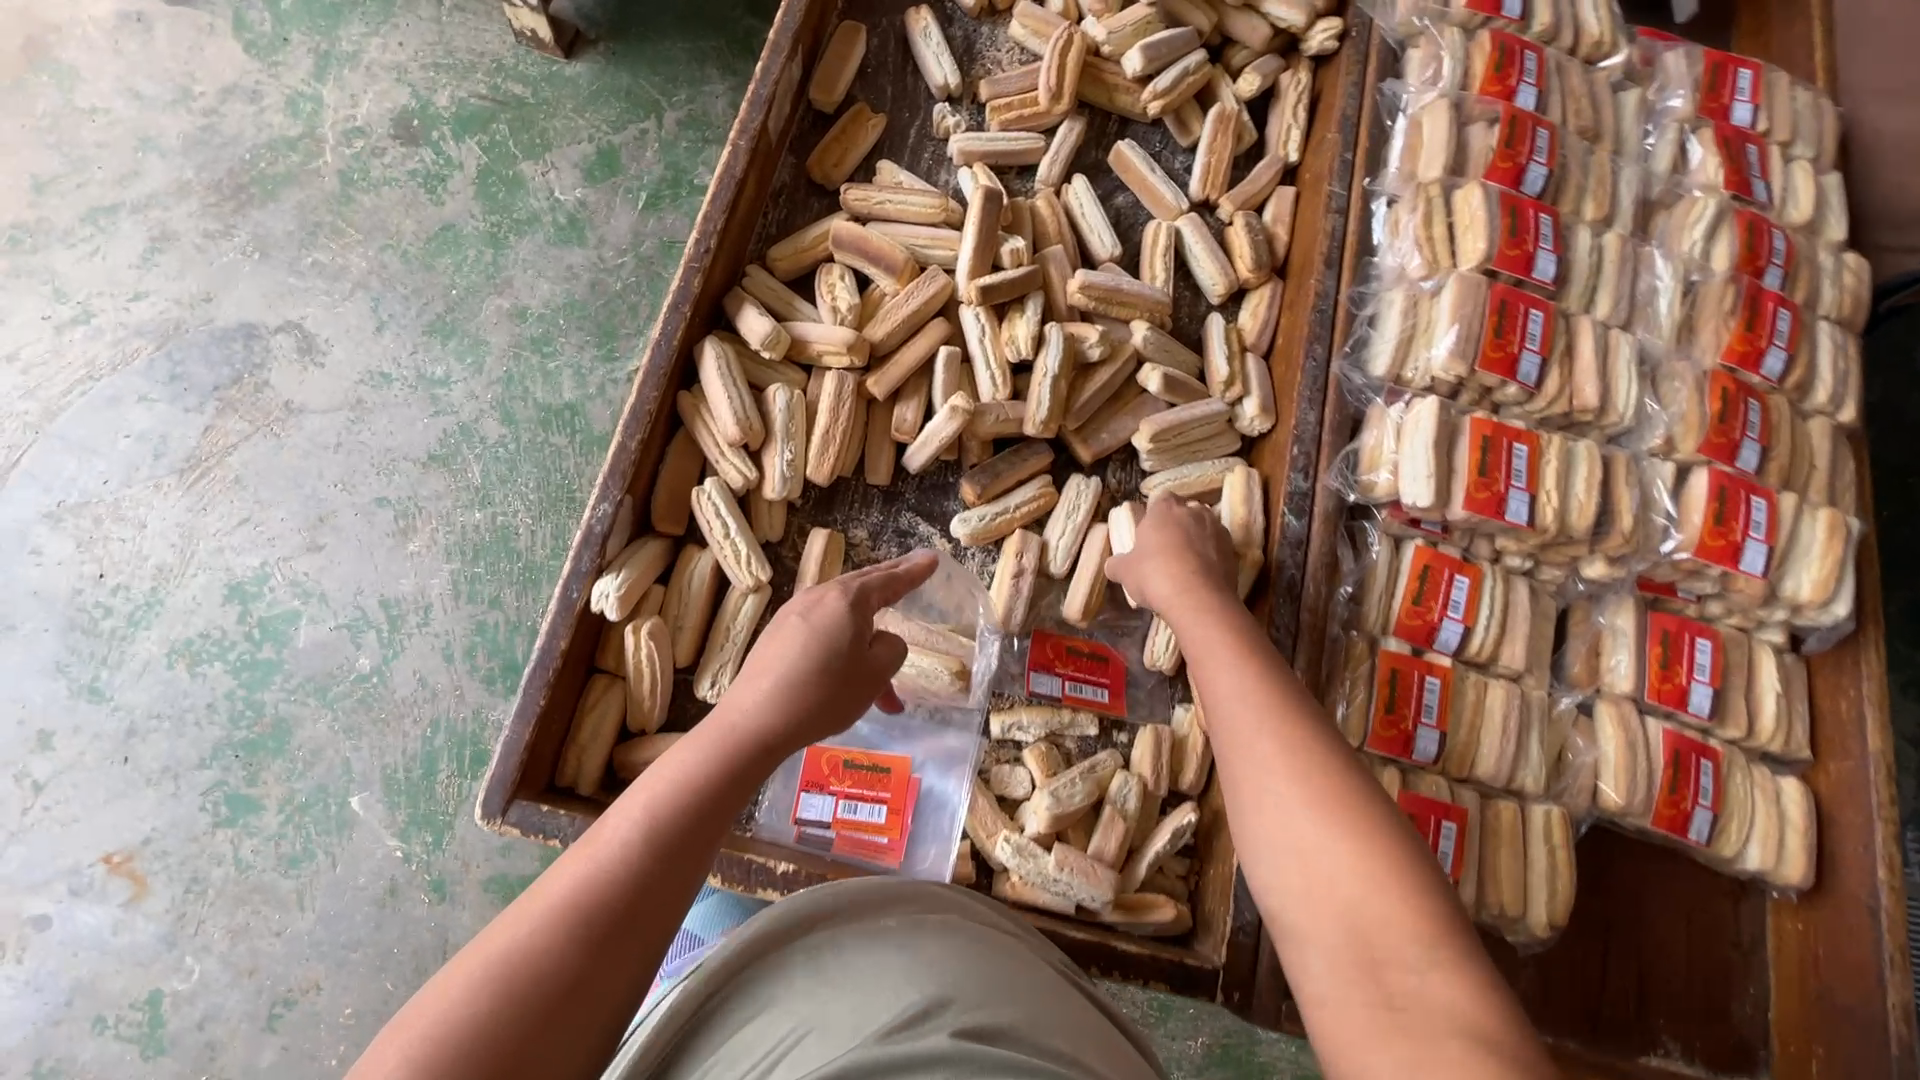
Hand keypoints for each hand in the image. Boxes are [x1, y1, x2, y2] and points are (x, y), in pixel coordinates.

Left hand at [711, 550, 938, 758]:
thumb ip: (891, 649)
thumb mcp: (874, 675)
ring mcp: (794, 613)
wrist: (755, 721)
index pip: (891, 580)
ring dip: (866, 637)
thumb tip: (880, 640)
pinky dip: (842, 645)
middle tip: (913, 568)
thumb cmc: (824, 694)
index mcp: (848, 600)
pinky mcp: (778, 633)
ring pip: (842, 615)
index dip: (915, 572)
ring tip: (882, 666)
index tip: (932, 558)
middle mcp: (820, 596)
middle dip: (892, 580)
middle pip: (864, 585)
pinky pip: (822, 629)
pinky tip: (846, 673)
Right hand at [1106, 493, 1238, 622]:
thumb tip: (1113, 565)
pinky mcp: (1233, 552)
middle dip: (1178, 524)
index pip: (1161, 498)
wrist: (1198, 600)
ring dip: (1197, 539)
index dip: (1155, 512)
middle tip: (1166, 547)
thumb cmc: (1154, 576)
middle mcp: (1194, 512)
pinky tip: (1201, 576)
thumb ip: (1117, 564)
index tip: (1150, 529)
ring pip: (1205, 528)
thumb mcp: (1124, 572)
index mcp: (1165, 509)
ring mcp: (1217, 530)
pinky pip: (1218, 548)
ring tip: (1186, 563)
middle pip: (1186, 511)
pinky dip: (1211, 557)